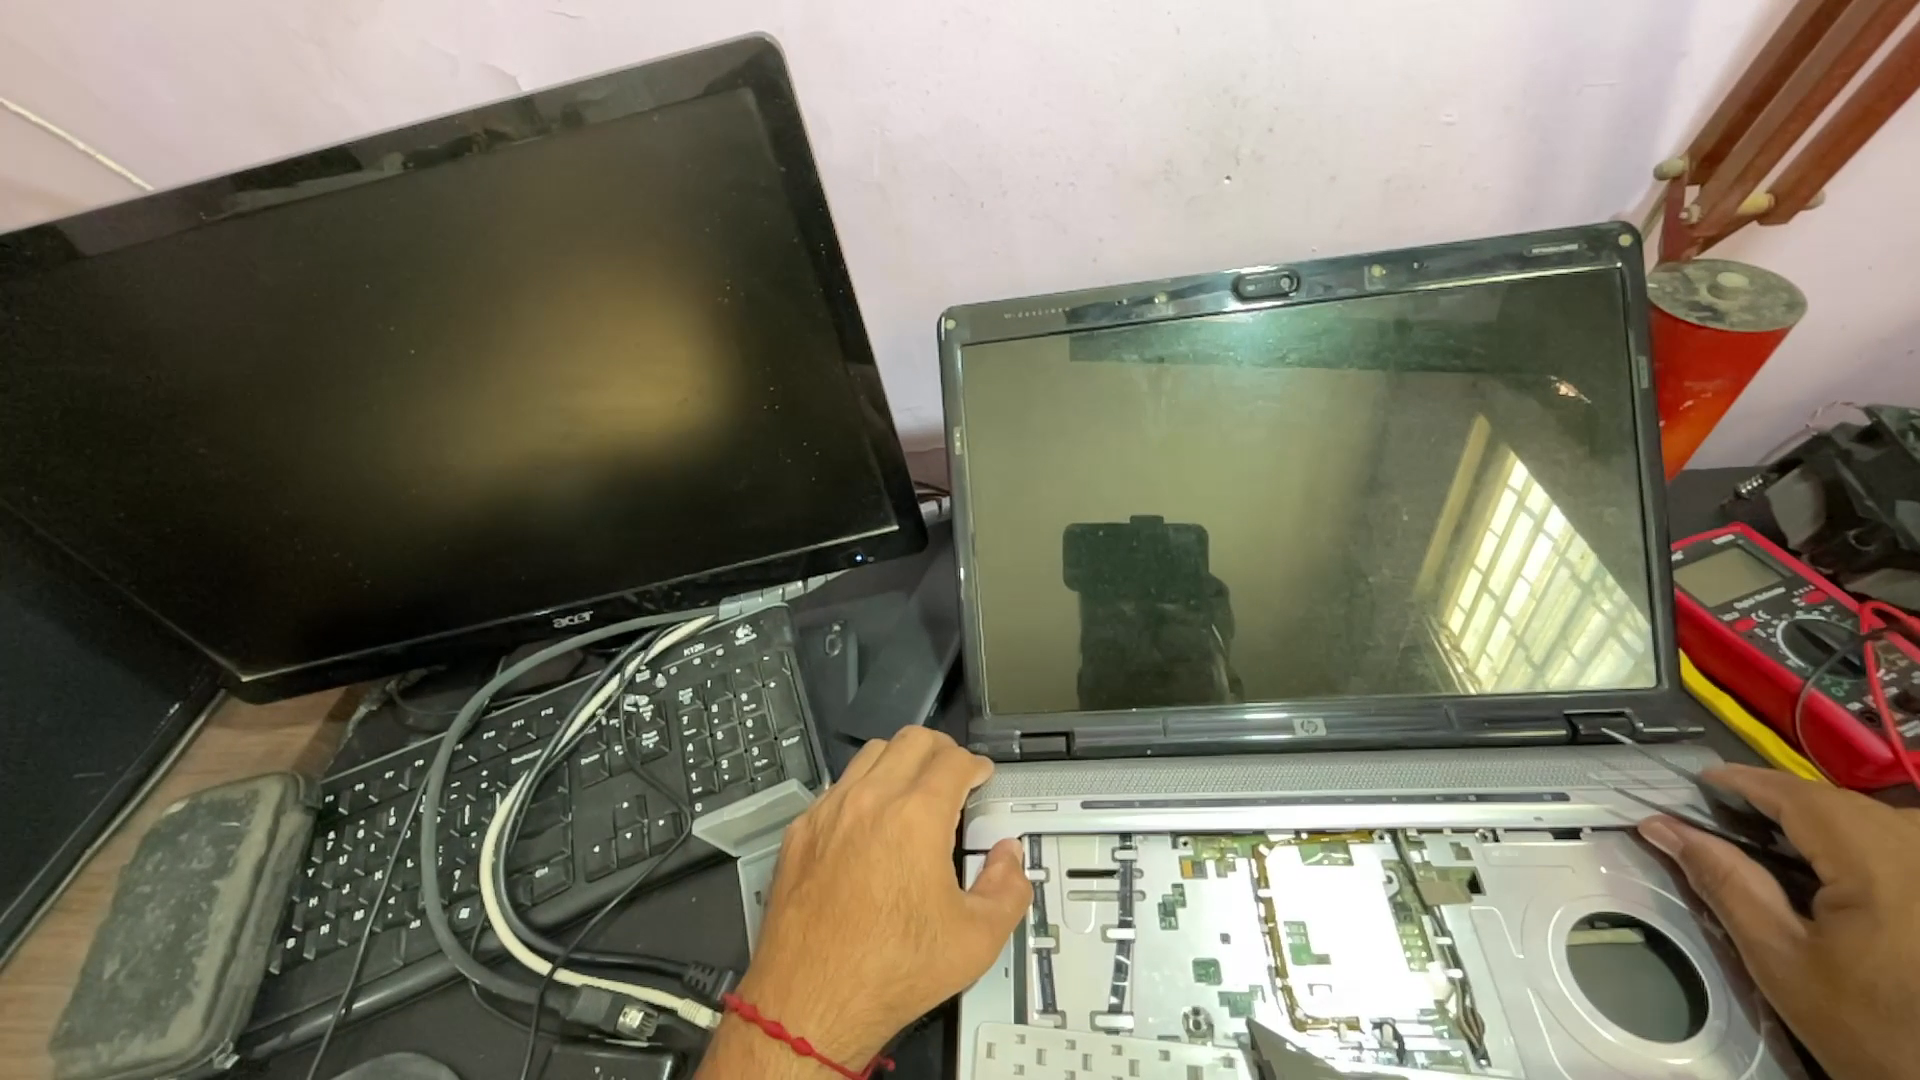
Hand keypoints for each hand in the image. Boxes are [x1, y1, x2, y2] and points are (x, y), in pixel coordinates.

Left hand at [698, 727, 1029, 1076]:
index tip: (981, 776)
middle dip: (941, 750)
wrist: (812, 1002)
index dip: (976, 764)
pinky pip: (837, 787)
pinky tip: (870, 820)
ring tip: (914, 788)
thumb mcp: (975, 940)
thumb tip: (1008, 858)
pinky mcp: (801, 831)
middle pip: (912, 740)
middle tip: (954, 772)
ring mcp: (829, 812)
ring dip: (900, 760)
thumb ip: (1008, 889)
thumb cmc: (889, 971)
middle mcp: (870, 802)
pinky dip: (862, 787)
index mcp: (915, 818)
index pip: (954, 761)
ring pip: (871, 753)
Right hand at [1637, 765, 1919, 1079]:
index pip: (1801, 797)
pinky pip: (1906, 844)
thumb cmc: (1872, 1029)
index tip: (1698, 781)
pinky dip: (1863, 843)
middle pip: (1842, 805)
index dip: (1745, 781)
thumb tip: (1661, 826)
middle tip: (1724, 819)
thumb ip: (1724, 881)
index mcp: (1883, 868)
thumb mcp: (1780, 959)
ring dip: (1823, 821)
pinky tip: (1837, 870)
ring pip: (1880, 820)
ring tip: (1776, 842)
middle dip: (1780, 802)